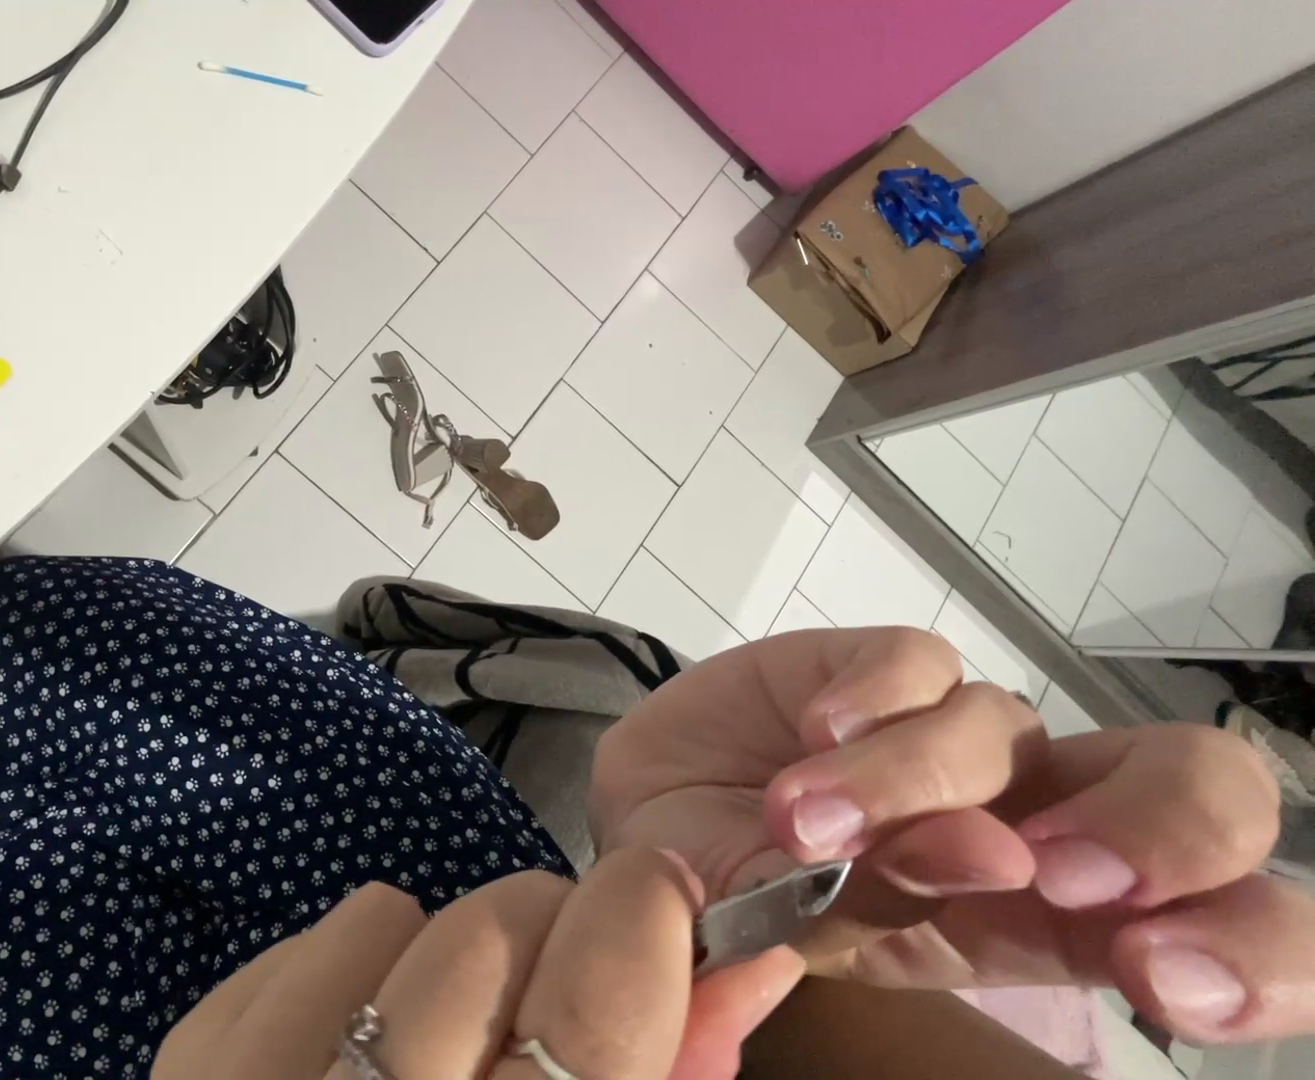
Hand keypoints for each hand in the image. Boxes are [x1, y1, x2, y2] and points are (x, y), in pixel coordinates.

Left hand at [153, 851, 802, 1079]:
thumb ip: (667, 1075)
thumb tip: (732, 965)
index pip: (587, 1017)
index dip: (642, 920)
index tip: (662, 880)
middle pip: (483, 936)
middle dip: (547, 922)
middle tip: (557, 968)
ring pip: (388, 914)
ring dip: (444, 949)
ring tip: (447, 1027)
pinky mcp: (194, 1064)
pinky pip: (310, 940)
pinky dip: (357, 964)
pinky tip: (362, 1046)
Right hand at [589, 626, 1314, 1044]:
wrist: (645, 812)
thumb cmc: (726, 888)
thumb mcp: (800, 931)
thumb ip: (880, 909)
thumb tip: (991, 859)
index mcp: (1038, 918)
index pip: (1223, 932)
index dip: (1249, 951)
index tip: (1156, 978)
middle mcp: (1018, 813)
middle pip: (1192, 789)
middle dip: (1163, 826)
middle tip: (1043, 869)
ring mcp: (942, 728)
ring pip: (1005, 721)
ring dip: (909, 779)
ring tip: (802, 820)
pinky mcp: (871, 666)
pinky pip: (914, 661)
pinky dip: (874, 697)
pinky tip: (814, 732)